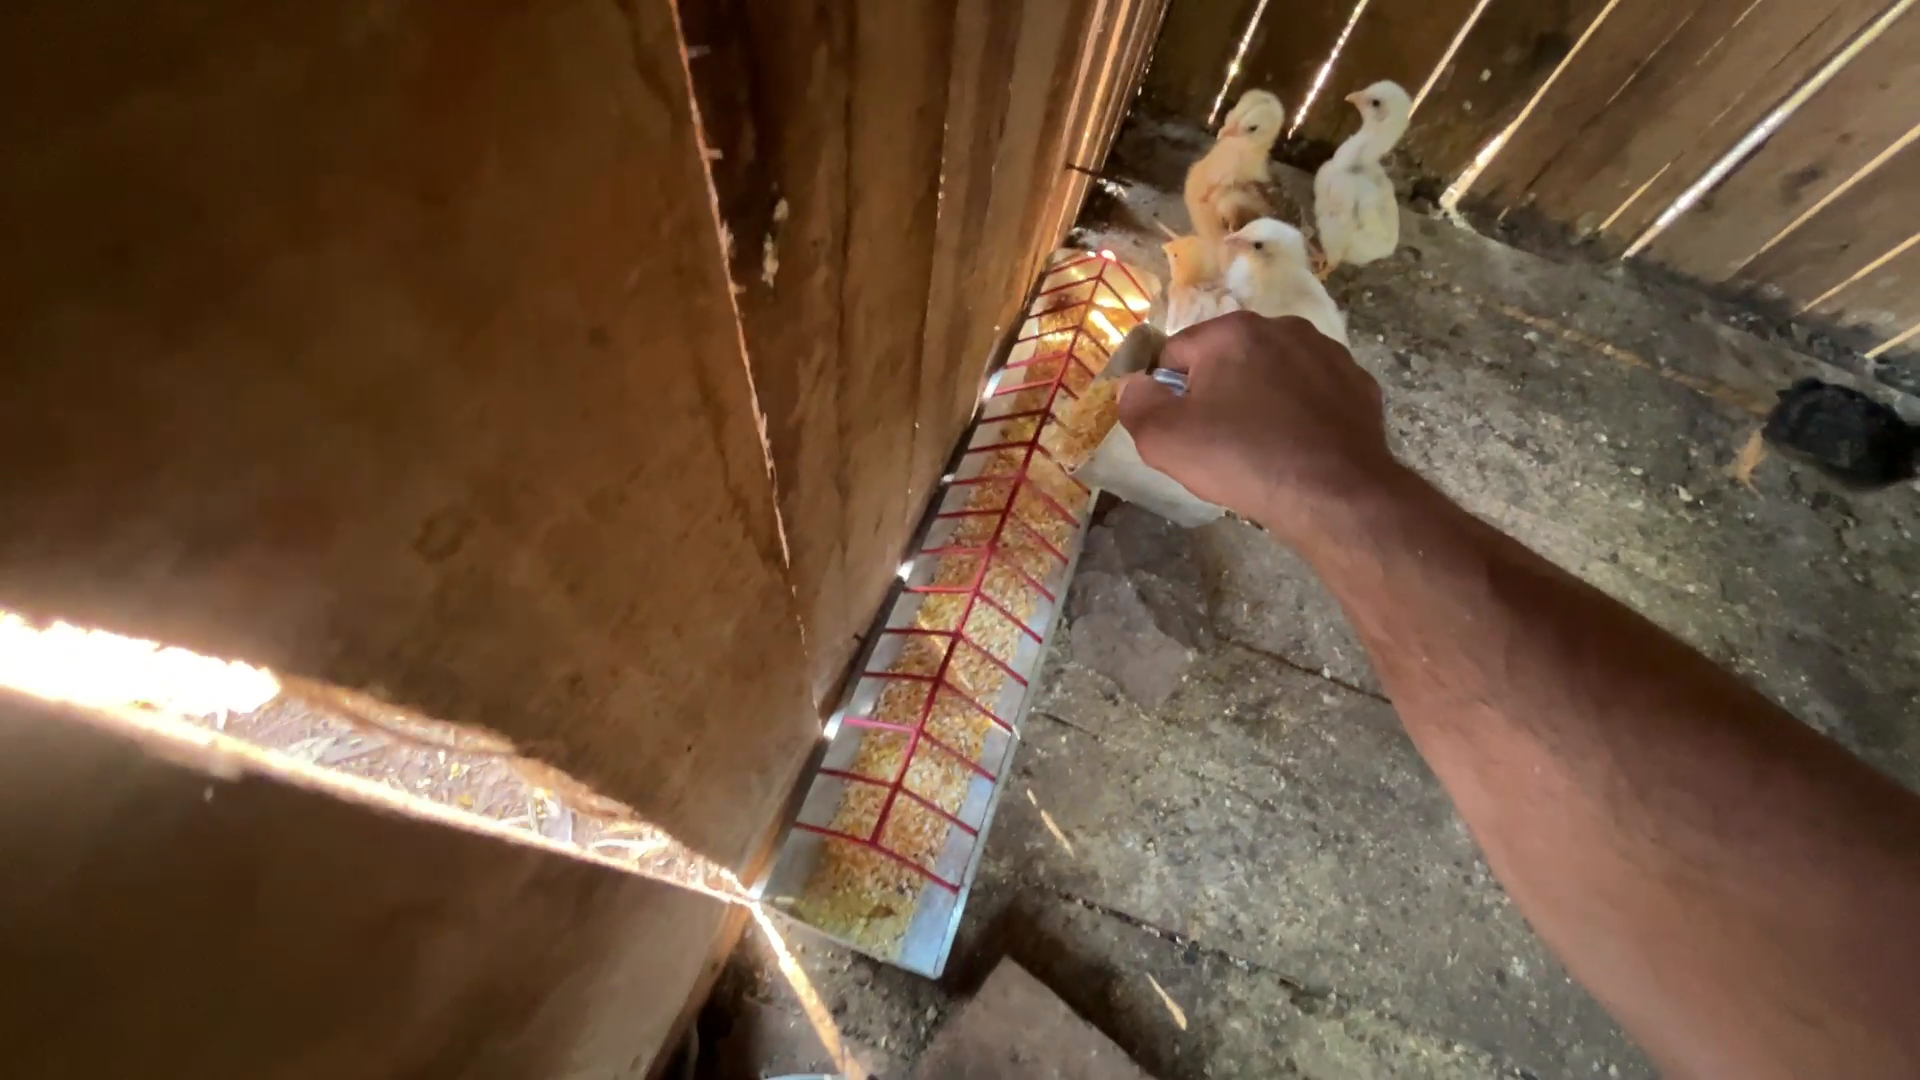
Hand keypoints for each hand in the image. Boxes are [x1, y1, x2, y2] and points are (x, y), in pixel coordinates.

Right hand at [1117, 312, 1398, 541]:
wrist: (1334, 493)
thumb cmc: (1241, 459)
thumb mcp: (1163, 440)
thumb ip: (1136, 405)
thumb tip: (1133, 386)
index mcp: (1231, 332)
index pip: (1174, 354)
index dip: (1167, 395)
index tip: (1180, 430)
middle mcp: (1282, 327)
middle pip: (1224, 360)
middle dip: (1214, 394)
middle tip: (1216, 442)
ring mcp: (1327, 353)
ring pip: (1270, 374)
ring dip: (1257, 400)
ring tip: (1258, 447)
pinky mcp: (1358, 384)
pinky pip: (1310, 394)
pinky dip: (1298, 413)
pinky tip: (1295, 447)